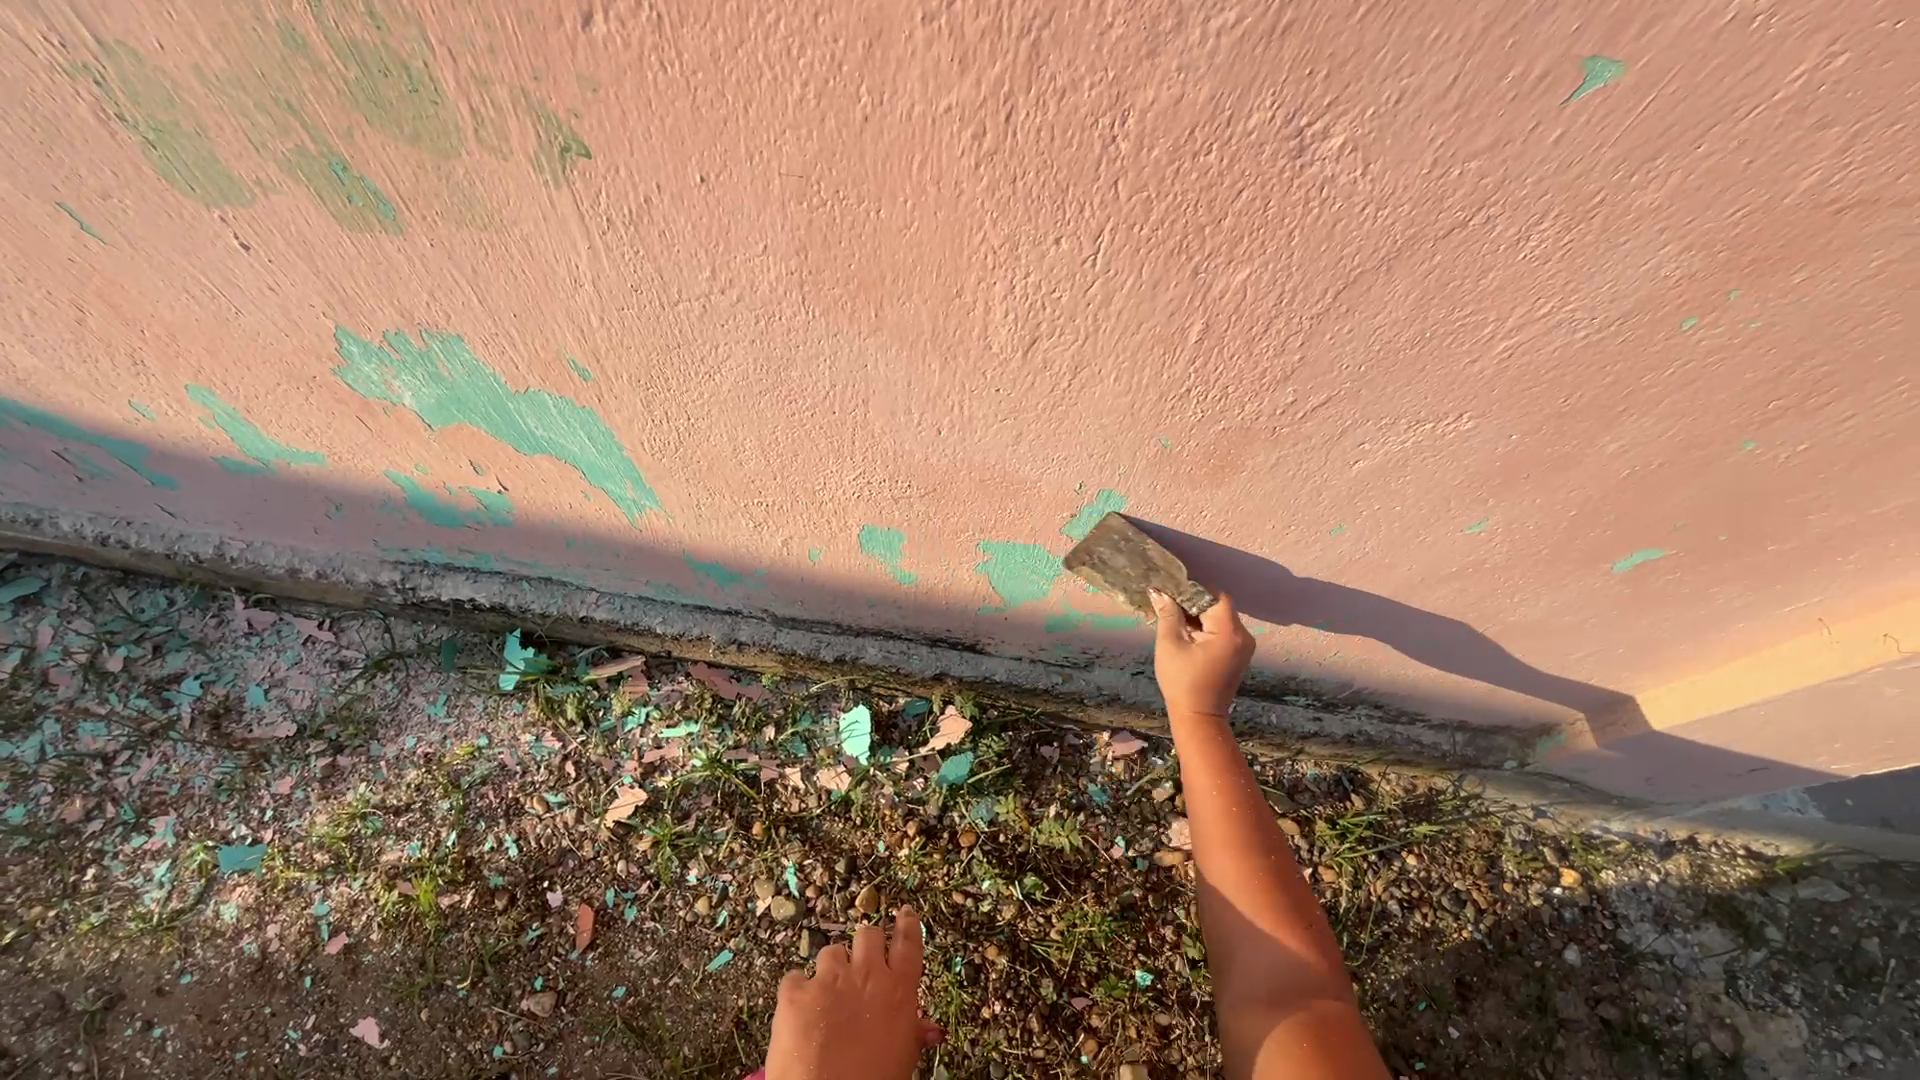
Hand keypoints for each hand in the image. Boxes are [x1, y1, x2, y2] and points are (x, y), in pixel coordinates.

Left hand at [764, 907, 940, 1079]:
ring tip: (828, 997)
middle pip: (869, 935)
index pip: (909, 943)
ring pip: (832, 952)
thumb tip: (932, 1030)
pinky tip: (800, 1012)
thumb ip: (913, 1035)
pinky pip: (796, 977)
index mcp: (899, 991)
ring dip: (831, 969)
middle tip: (861, 964)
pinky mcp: (796, 993)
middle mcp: (867, 975)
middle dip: (865, 946)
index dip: (908, 924)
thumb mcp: (903, 1059)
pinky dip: (798, 991)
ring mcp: (830, 980)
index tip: (905, 913)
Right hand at [1150, 589, 1255, 717]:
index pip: (1215, 596)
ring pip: (1221, 618)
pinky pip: (1224, 631)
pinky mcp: (1240, 654)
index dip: (1194, 591)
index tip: (1173, 593)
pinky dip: (1208, 628)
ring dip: (1200, 616)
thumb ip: (1168, 614)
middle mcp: (1243, 636)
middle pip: (1219, 607)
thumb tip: (1160, 592)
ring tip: (1177, 621)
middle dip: (1195, 604)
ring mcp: (1245, 646)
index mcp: (1229, 632)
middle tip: (1170, 606)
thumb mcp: (1170, 644)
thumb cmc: (1182, 681)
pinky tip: (1189, 635)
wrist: (1199, 716)